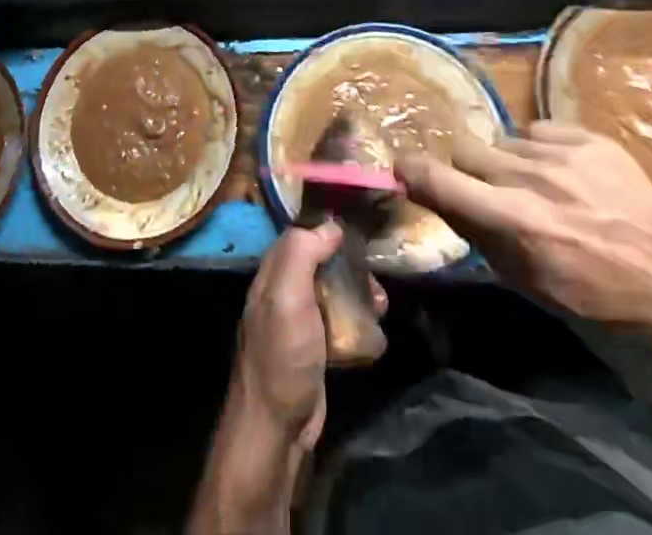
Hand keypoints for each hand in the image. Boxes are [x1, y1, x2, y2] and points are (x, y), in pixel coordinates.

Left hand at [231, 224, 386, 449]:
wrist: (277, 426)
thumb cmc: (283, 355)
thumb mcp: (285, 296)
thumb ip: (301, 254)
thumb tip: (330, 226)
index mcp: (271, 275)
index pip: (300, 236)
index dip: (327, 230)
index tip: (361, 230)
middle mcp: (282, 293)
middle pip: (321, 263)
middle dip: (350, 266)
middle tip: (375, 280)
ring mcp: (299, 322)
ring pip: (334, 292)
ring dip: (359, 294)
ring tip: (379, 307)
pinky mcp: (315, 347)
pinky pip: (340, 321)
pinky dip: (357, 321)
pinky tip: (373, 330)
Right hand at [398, 122, 651, 330]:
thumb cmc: (591, 291)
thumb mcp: (521, 278)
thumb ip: (475, 231)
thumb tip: (438, 196)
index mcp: (512, 218)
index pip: (438, 179)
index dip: (410, 170)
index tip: (403, 169)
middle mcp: (531, 177)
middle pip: (465, 150)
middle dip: (466, 170)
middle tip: (486, 191)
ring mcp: (564, 154)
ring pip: (502, 141)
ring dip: (506, 162)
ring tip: (534, 184)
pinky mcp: (591, 139)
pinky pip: (539, 130)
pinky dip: (540, 149)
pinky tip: (561, 172)